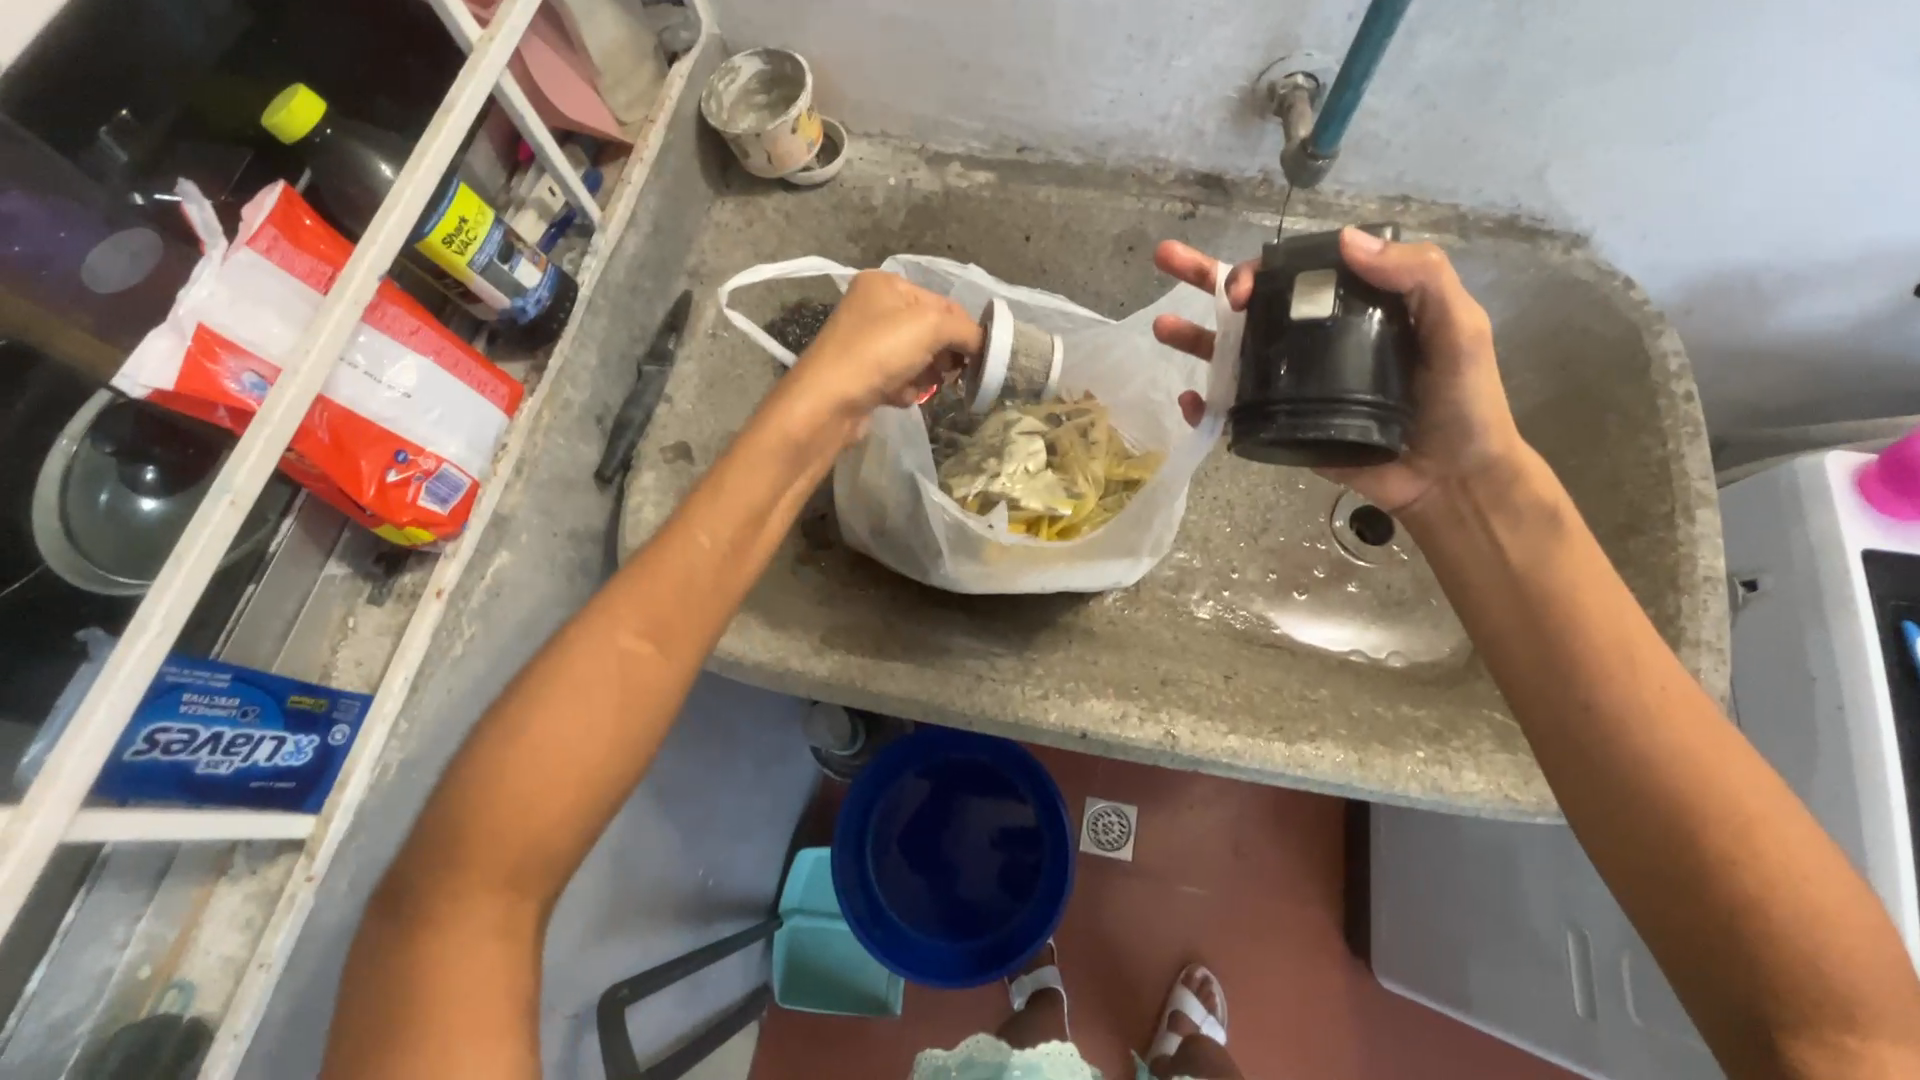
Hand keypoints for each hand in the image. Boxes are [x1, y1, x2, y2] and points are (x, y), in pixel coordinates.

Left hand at [785, 271, 984, 433]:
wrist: (828, 402)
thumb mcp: (932, 326)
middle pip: (930, 332)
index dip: (963, 330)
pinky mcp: (863, 375)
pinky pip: (900, 379)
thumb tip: (984, 343)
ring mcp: (866, 343)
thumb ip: (966, 329)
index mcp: (886, 285)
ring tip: (917, 386)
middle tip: (949, 373)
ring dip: (925, 376)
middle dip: (942, 355)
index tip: (979, 357)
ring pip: (917, 359)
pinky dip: (905, 390)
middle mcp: (873, 308)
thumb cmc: (879, 352)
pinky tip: (896, 396)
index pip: (942, 303)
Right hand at [1151, 227, 1525, 512]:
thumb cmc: (1461, 401)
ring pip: (1231, 354)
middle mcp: (1311, 340)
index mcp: (1348, 308)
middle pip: (1250, 304)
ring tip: (1161, 325)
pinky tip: (1188, 401)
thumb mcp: (1458, 327)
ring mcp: (1291, 385)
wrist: (1450, 478)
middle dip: (1204, 278)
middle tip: (1165, 258)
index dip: (1258, 268)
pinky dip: (1205, 407)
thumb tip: (1345, 239)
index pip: (1292, 275)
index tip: (1240, 281)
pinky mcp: (1280, 428)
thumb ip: (1420, 277)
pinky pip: (1234, 414)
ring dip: (1193, 338)